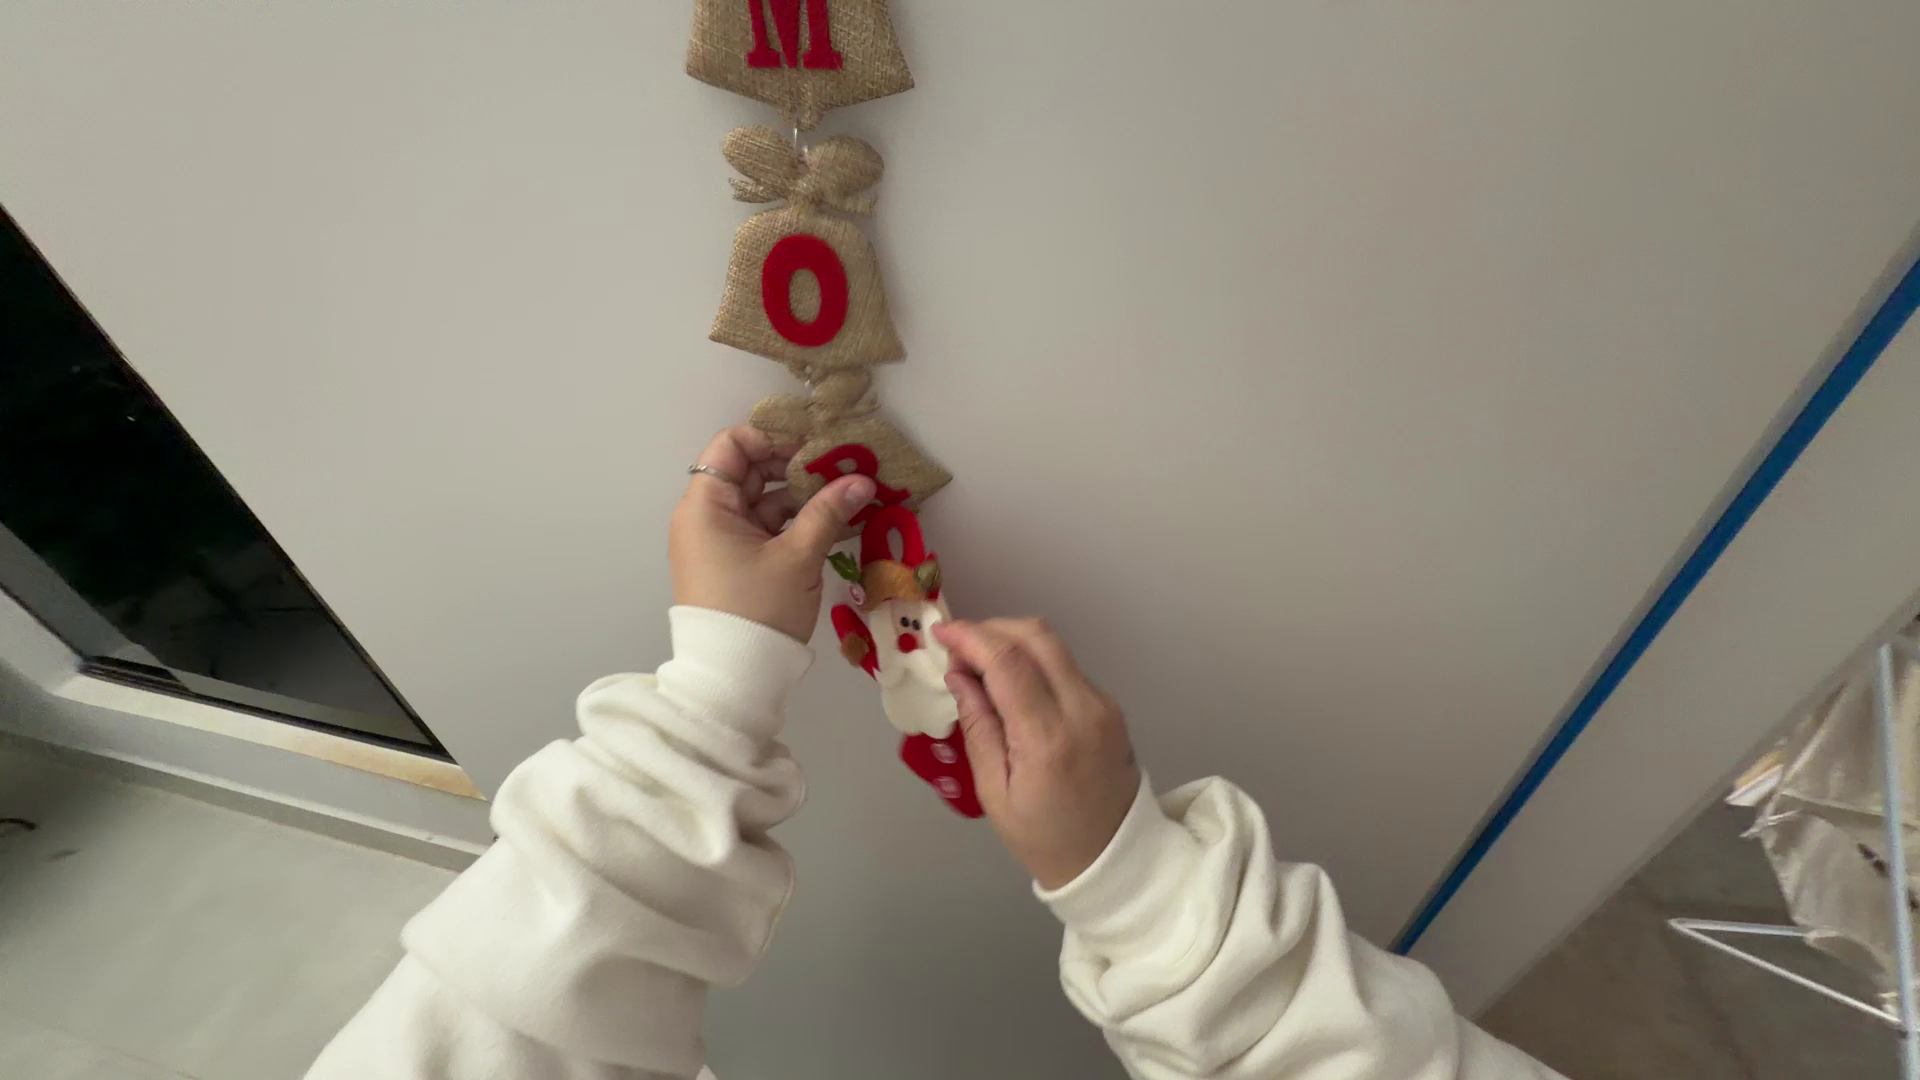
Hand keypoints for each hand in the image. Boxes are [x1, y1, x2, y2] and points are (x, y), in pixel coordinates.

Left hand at [671, 426, 873, 642]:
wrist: (736, 675)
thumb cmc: (759, 609)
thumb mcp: (798, 557)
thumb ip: (829, 512)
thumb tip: (862, 481)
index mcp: (706, 505)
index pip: (732, 445)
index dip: (772, 439)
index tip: (813, 449)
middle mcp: (705, 516)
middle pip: (748, 471)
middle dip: (793, 467)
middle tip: (837, 470)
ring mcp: (718, 540)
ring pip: (760, 501)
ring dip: (798, 496)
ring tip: (842, 496)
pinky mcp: (734, 562)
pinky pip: (763, 528)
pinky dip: (792, 522)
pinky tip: (829, 522)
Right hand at [933, 619, 1139, 889]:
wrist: (1116, 859)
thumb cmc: (1044, 836)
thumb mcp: (994, 792)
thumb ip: (977, 726)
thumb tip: (958, 674)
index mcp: (1048, 738)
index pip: (1007, 661)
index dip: (970, 637)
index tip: (941, 632)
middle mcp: (1082, 709)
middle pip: (1036, 635)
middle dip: (990, 628)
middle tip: (958, 646)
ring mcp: (1102, 704)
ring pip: (1053, 644)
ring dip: (1011, 639)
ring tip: (978, 663)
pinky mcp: (1109, 705)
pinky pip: (1065, 665)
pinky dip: (1032, 658)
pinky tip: (1010, 681)